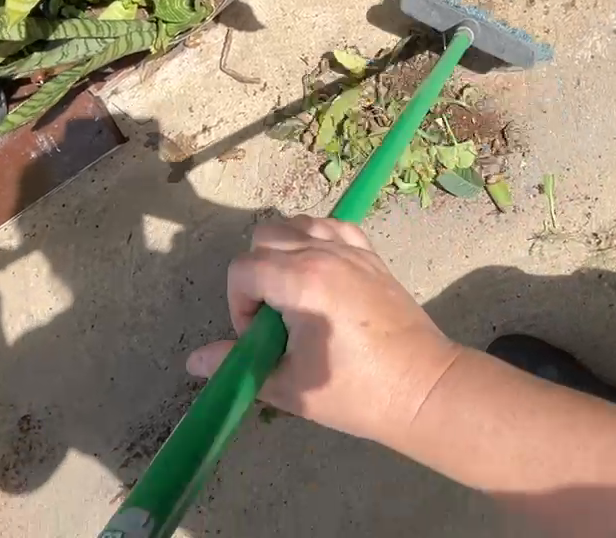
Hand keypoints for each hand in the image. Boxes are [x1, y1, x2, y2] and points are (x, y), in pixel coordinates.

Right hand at [186, 216, 461, 444]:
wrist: (420, 385)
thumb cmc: (354, 392)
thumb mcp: (289, 385)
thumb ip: (239, 365)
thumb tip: (194, 361)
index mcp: (302, 281)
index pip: (243, 268)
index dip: (239, 303)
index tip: (257, 336)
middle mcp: (324, 253)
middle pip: (265, 236)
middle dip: (256, 273)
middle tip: (272, 316)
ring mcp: (351, 248)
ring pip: (297, 224)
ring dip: (284, 251)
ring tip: (294, 294)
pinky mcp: (370, 252)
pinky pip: (332, 226)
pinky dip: (316, 240)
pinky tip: (321, 274)